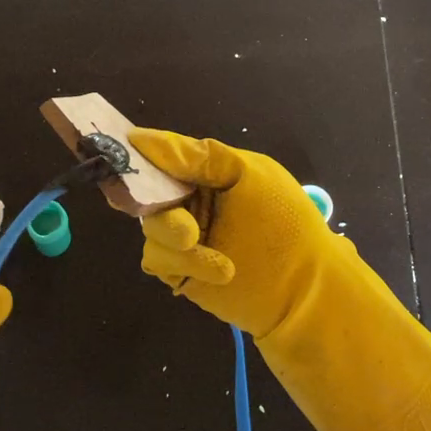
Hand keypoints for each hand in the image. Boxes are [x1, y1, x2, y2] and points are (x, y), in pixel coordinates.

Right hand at [129, 128, 337, 337]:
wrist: (306, 291)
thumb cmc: (285, 223)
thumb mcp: (250, 175)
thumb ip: (199, 156)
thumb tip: (141, 138)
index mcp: (207, 170)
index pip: (162, 154)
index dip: (140, 154)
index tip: (124, 154)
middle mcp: (190, 198)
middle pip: (147, 191)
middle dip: (162, 208)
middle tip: (189, 231)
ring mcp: (183, 235)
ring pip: (150, 227)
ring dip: (178, 240)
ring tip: (217, 258)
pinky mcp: (180, 269)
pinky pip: (157, 259)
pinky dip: (184, 264)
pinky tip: (220, 271)